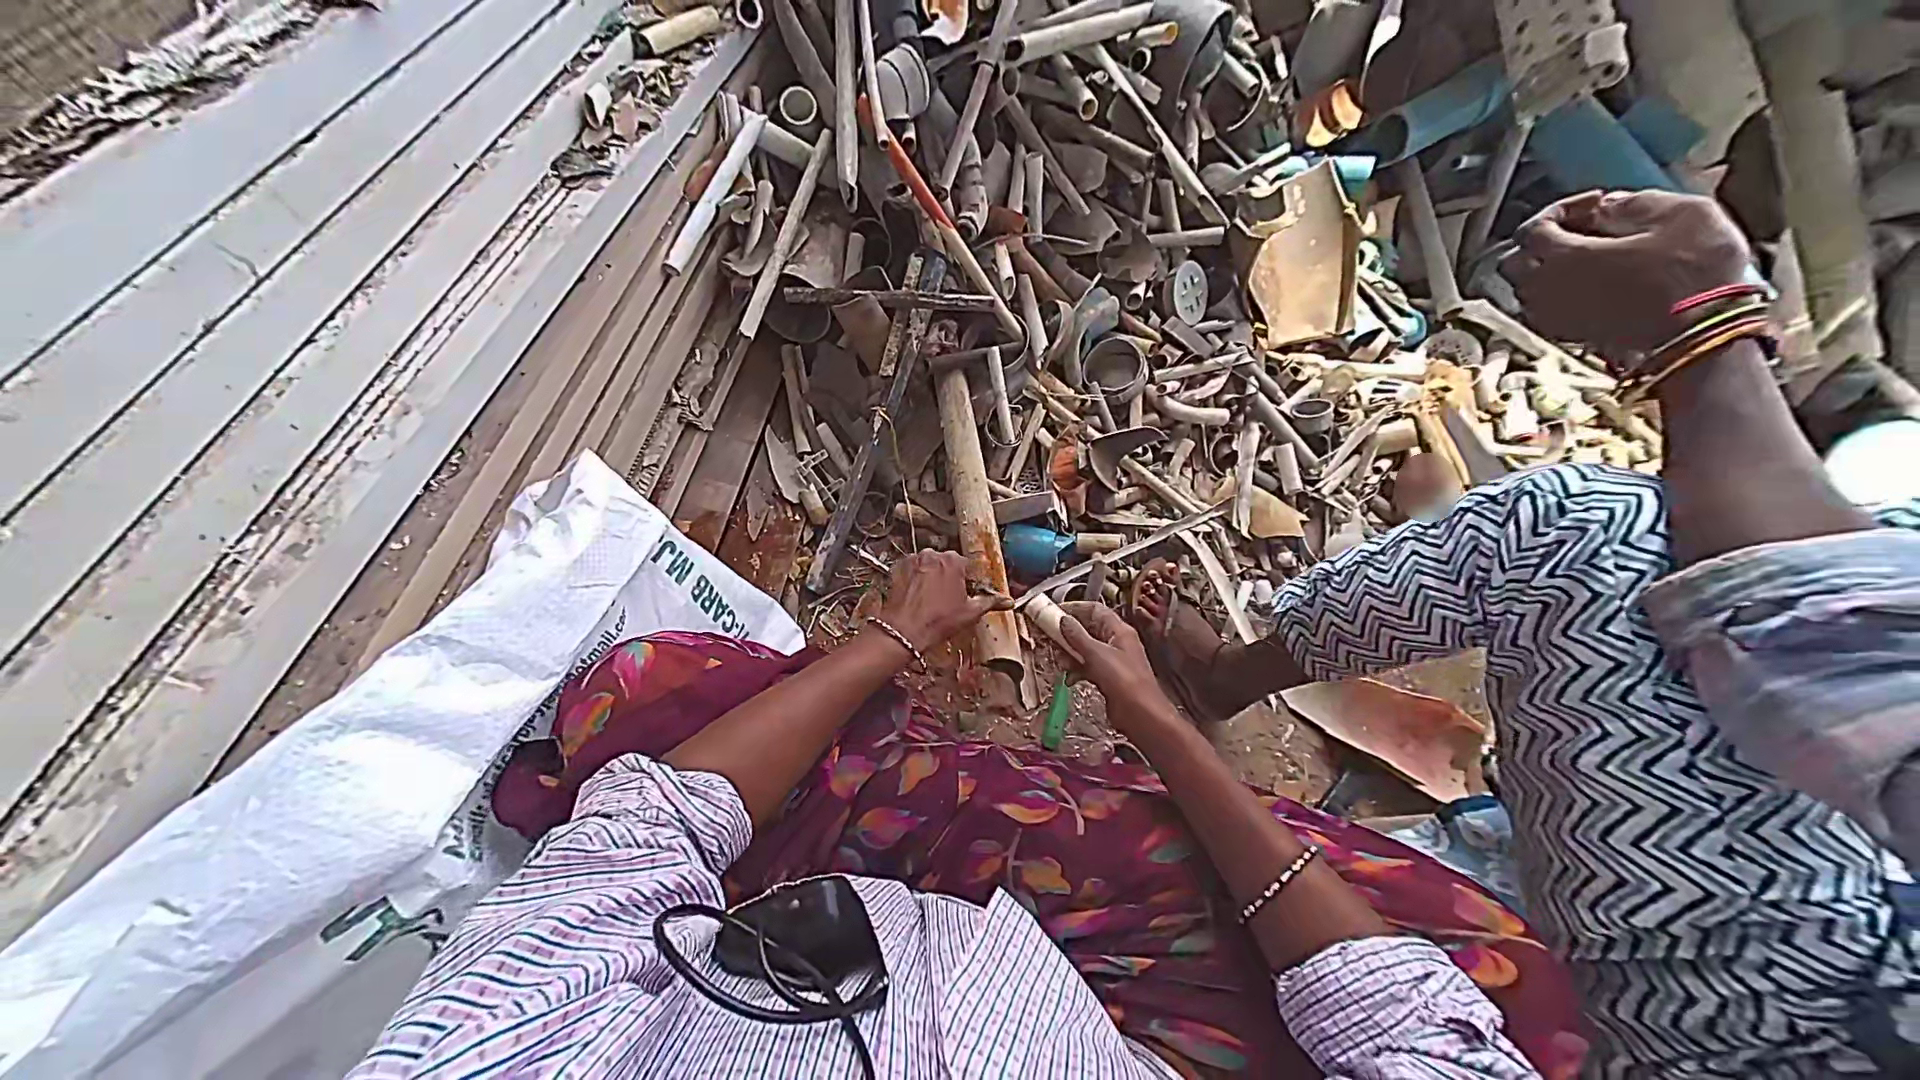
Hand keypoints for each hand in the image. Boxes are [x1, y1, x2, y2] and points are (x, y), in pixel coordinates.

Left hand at [878, 550, 1009, 653]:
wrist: (904, 631)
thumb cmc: (938, 621)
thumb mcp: (970, 612)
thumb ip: (990, 602)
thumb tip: (1007, 601)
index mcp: (953, 560)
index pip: (968, 565)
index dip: (968, 580)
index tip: (966, 593)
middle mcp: (932, 554)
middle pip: (946, 563)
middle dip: (949, 577)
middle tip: (949, 598)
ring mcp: (913, 560)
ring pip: (929, 565)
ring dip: (932, 576)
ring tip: (931, 599)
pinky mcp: (898, 568)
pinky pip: (912, 569)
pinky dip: (916, 578)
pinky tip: (918, 596)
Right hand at [1058, 601, 1183, 739]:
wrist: (1141, 715)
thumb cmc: (1125, 682)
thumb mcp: (1097, 654)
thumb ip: (1077, 636)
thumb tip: (1064, 620)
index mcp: (1119, 631)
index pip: (1094, 610)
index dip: (1074, 608)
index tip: (1053, 612)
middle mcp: (1116, 643)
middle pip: (1087, 629)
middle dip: (1068, 634)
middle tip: (1050, 638)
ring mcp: (1112, 661)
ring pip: (1085, 649)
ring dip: (1070, 654)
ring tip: (1060, 661)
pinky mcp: (1107, 678)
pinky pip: (1087, 667)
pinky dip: (1076, 670)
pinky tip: (1070, 678)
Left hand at [1501, 190, 1754, 367]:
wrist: (1699, 327)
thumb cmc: (1693, 271)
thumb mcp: (1682, 214)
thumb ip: (1634, 203)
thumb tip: (1607, 206)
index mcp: (1564, 257)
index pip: (1531, 229)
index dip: (1558, 209)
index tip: (1593, 203)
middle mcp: (1544, 288)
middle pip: (1515, 260)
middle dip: (1542, 239)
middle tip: (1583, 229)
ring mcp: (1548, 314)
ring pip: (1524, 285)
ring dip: (1547, 266)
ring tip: (1589, 254)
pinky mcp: (1561, 332)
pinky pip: (1539, 307)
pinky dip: (1555, 290)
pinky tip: (1590, 281)